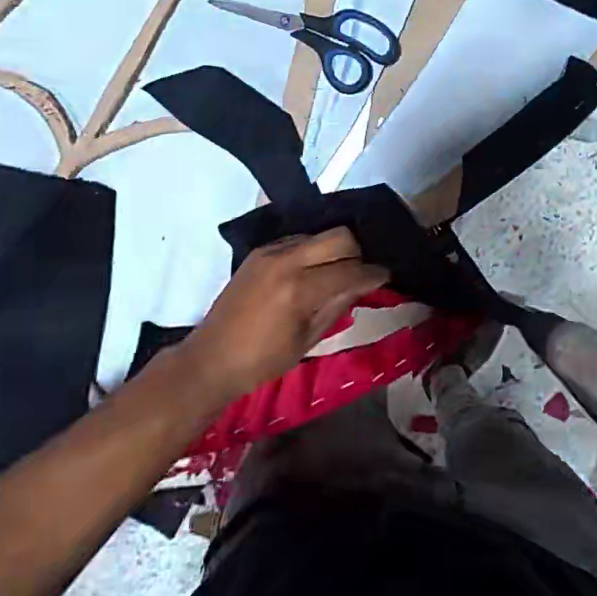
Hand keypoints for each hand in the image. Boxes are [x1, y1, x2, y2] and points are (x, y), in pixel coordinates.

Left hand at [177, 229, 388, 404]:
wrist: (209, 360)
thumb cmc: (262, 361)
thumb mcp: (308, 339)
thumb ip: (339, 306)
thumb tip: (363, 285)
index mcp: (299, 290)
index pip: (351, 270)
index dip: (374, 273)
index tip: (387, 276)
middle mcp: (286, 262)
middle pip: (340, 236)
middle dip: (358, 252)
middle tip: (362, 272)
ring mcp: (270, 253)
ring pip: (320, 234)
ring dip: (335, 249)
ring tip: (339, 270)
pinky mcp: (260, 252)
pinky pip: (299, 240)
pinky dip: (314, 251)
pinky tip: (314, 270)